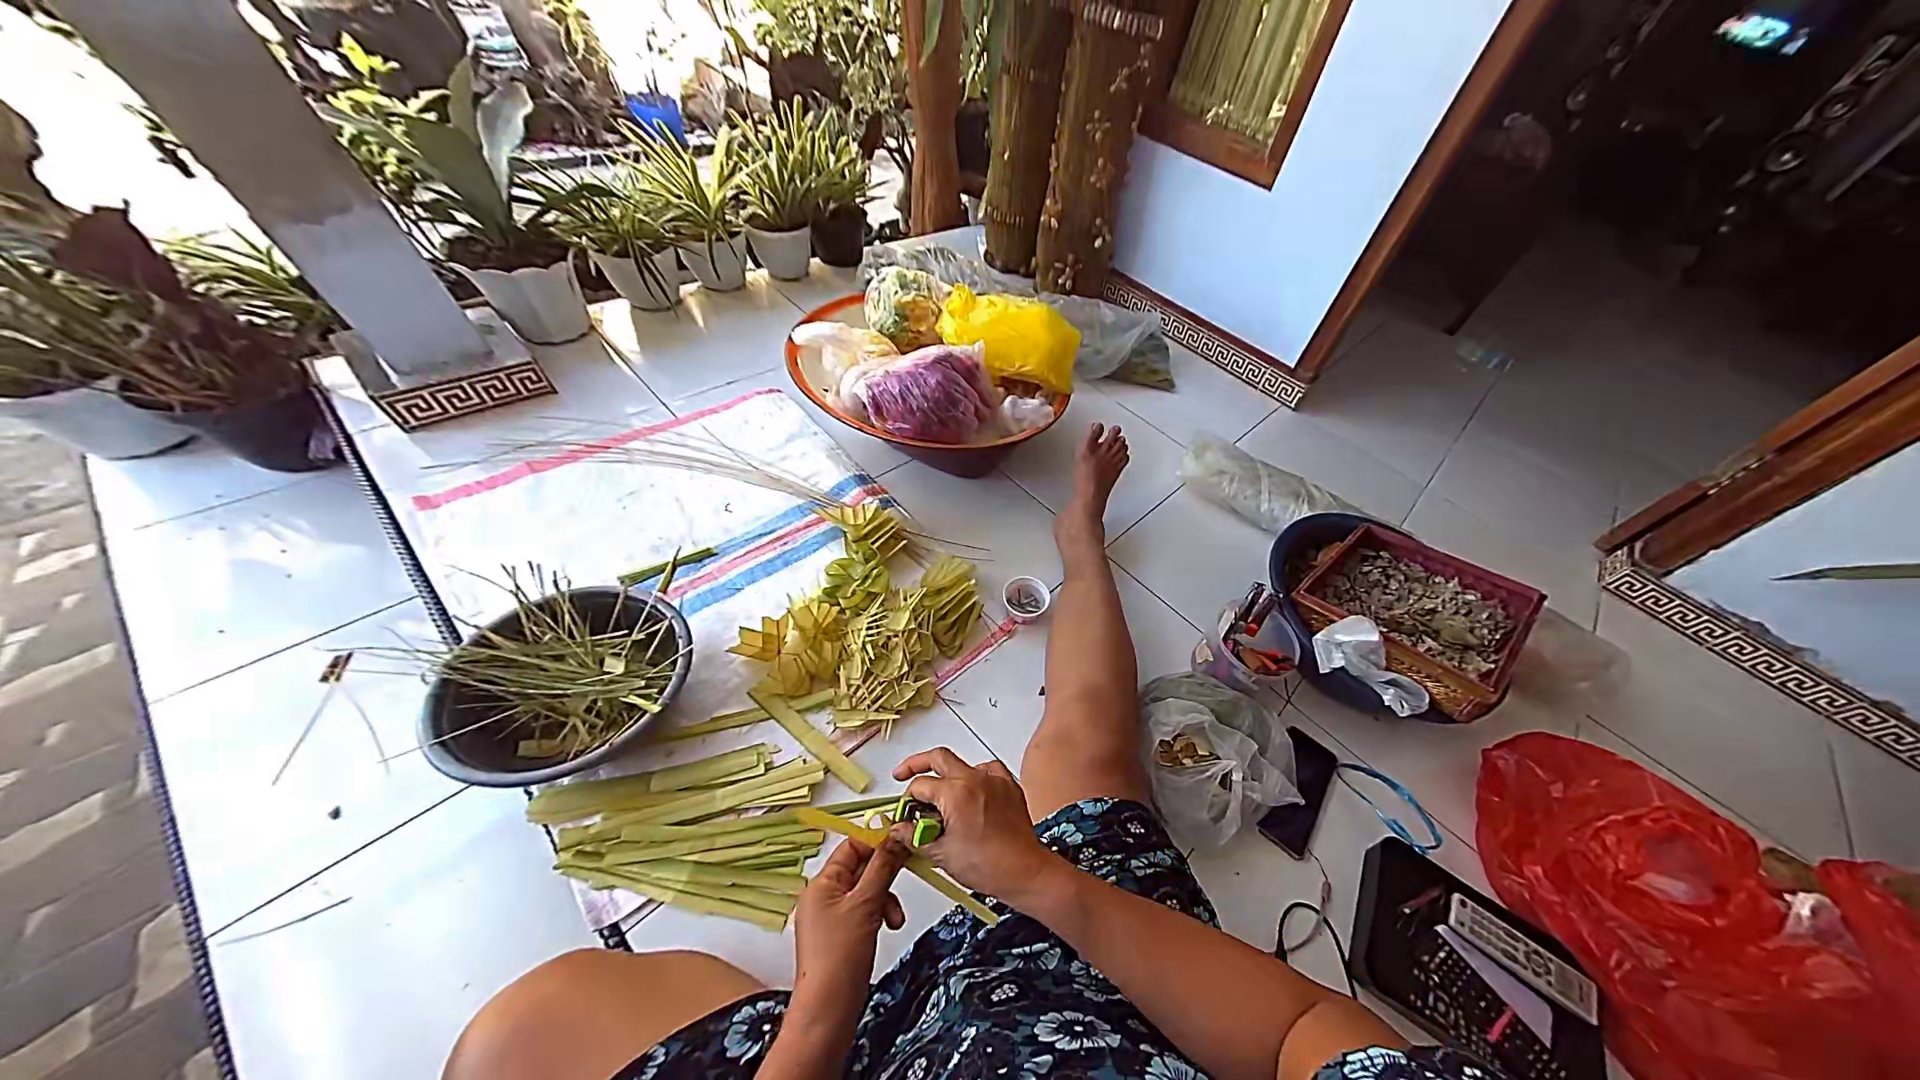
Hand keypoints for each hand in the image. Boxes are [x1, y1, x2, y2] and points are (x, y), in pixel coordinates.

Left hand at [791, 836, 908, 1014]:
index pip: (851, 845)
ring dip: (886, 897)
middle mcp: (824, 896)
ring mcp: (832, 916)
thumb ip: (882, 867)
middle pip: (860, 866)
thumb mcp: (866, 904)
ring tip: (894, 918)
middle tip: (906, 873)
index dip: (877, 840)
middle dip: (885, 874)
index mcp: (821, 883)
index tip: (902, 841)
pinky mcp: (842, 935)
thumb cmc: (840, 958)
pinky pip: (865, 910)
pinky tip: (888, 925)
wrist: (828, 1013)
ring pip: (866, 890)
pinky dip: (880, 913)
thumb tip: (896, 836)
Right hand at [891, 748, 1064, 905]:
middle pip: (938, 757)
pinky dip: (977, 776)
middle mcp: (974, 779)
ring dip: (948, 774)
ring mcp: (993, 779)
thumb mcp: (942, 854)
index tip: (904, 814)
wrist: (1025, 872)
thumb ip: (915, 837)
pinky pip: (988, 769)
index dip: (907, 800)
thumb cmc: (988, 866)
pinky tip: (972, 791)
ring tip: (942, 794)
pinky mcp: (1008, 785)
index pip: (919, 785)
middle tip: (903, 774)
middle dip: (916, 764)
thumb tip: (898, 829)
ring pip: (964, 763)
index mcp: (954, 793)